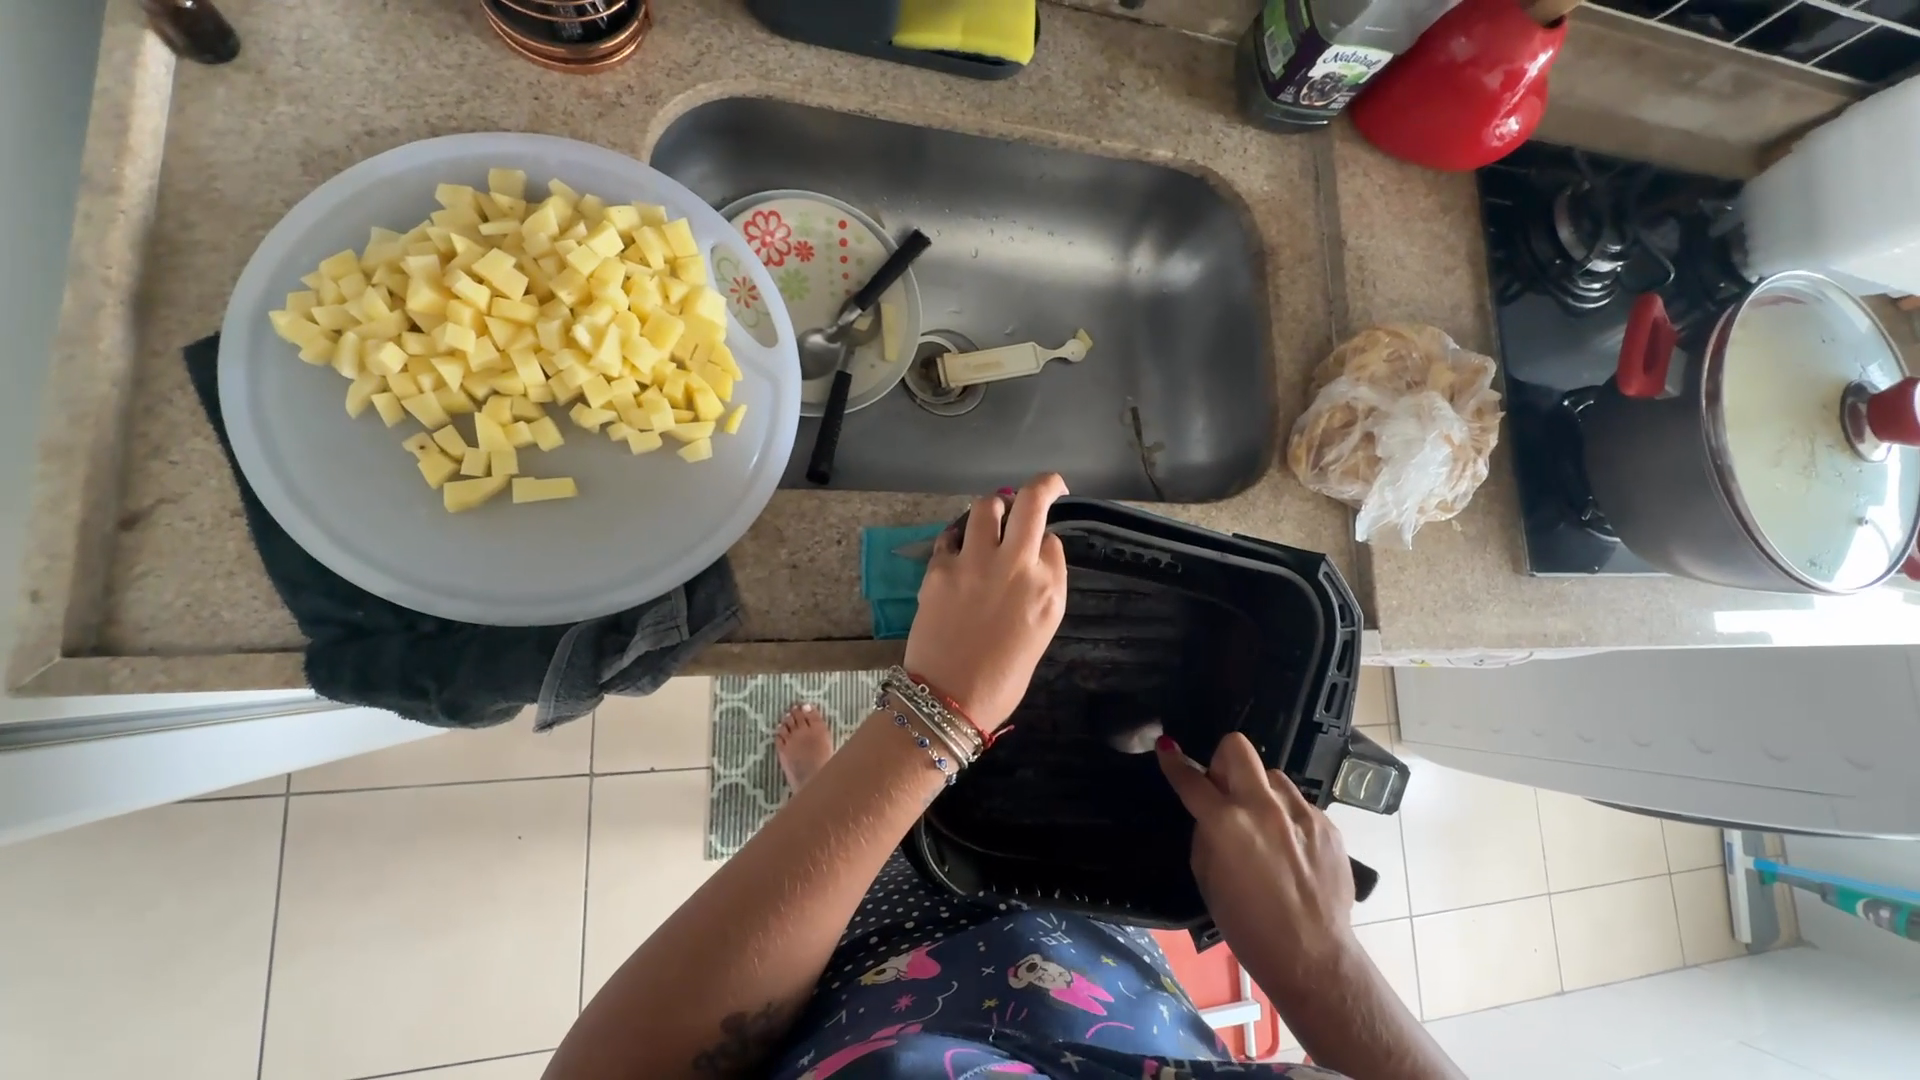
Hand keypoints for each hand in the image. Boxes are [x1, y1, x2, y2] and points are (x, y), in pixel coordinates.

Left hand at [903, 473, 1069, 730]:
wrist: (949, 699)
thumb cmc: (1003, 677)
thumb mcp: (1042, 630)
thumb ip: (1045, 586)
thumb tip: (1037, 554)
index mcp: (1048, 588)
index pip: (1053, 540)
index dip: (1047, 539)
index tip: (1040, 544)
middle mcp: (1015, 565)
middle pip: (1031, 501)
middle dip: (1043, 486)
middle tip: (1045, 489)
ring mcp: (975, 562)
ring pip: (987, 505)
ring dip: (995, 507)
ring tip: (993, 520)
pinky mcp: (940, 567)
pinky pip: (952, 535)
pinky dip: (959, 538)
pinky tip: (960, 553)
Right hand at [1157, 733, 1355, 970]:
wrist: (1312, 956)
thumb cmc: (1247, 926)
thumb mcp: (1207, 877)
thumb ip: (1206, 833)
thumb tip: (1210, 811)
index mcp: (1226, 822)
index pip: (1191, 779)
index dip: (1174, 762)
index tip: (1166, 748)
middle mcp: (1263, 806)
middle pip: (1237, 748)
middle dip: (1223, 761)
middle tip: (1224, 791)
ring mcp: (1301, 813)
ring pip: (1272, 777)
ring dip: (1260, 793)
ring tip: (1265, 828)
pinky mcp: (1327, 825)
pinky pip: (1298, 805)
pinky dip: (1287, 818)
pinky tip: (1291, 851)